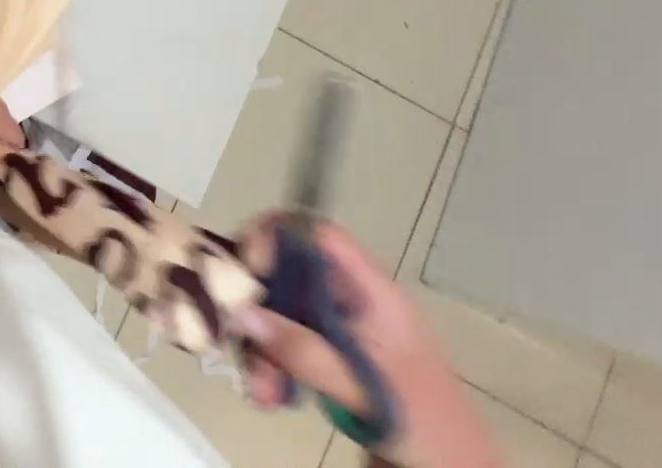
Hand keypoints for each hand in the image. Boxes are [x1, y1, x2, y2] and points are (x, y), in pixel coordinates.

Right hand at [234, 217, 500, 467]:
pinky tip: (268, 395)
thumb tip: (240, 311)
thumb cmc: (427, 426)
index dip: (275, 236)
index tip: (248, 269)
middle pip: (283, 272)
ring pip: (273, 308)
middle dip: (253, 306)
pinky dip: (265, 362)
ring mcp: (335, 324)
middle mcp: (348, 299)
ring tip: (261, 392)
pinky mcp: (323, 350)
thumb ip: (304, 351)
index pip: (317, 234)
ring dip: (256, 345)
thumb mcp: (365, 390)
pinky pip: (278, 338)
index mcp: (373, 294)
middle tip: (235, 339)